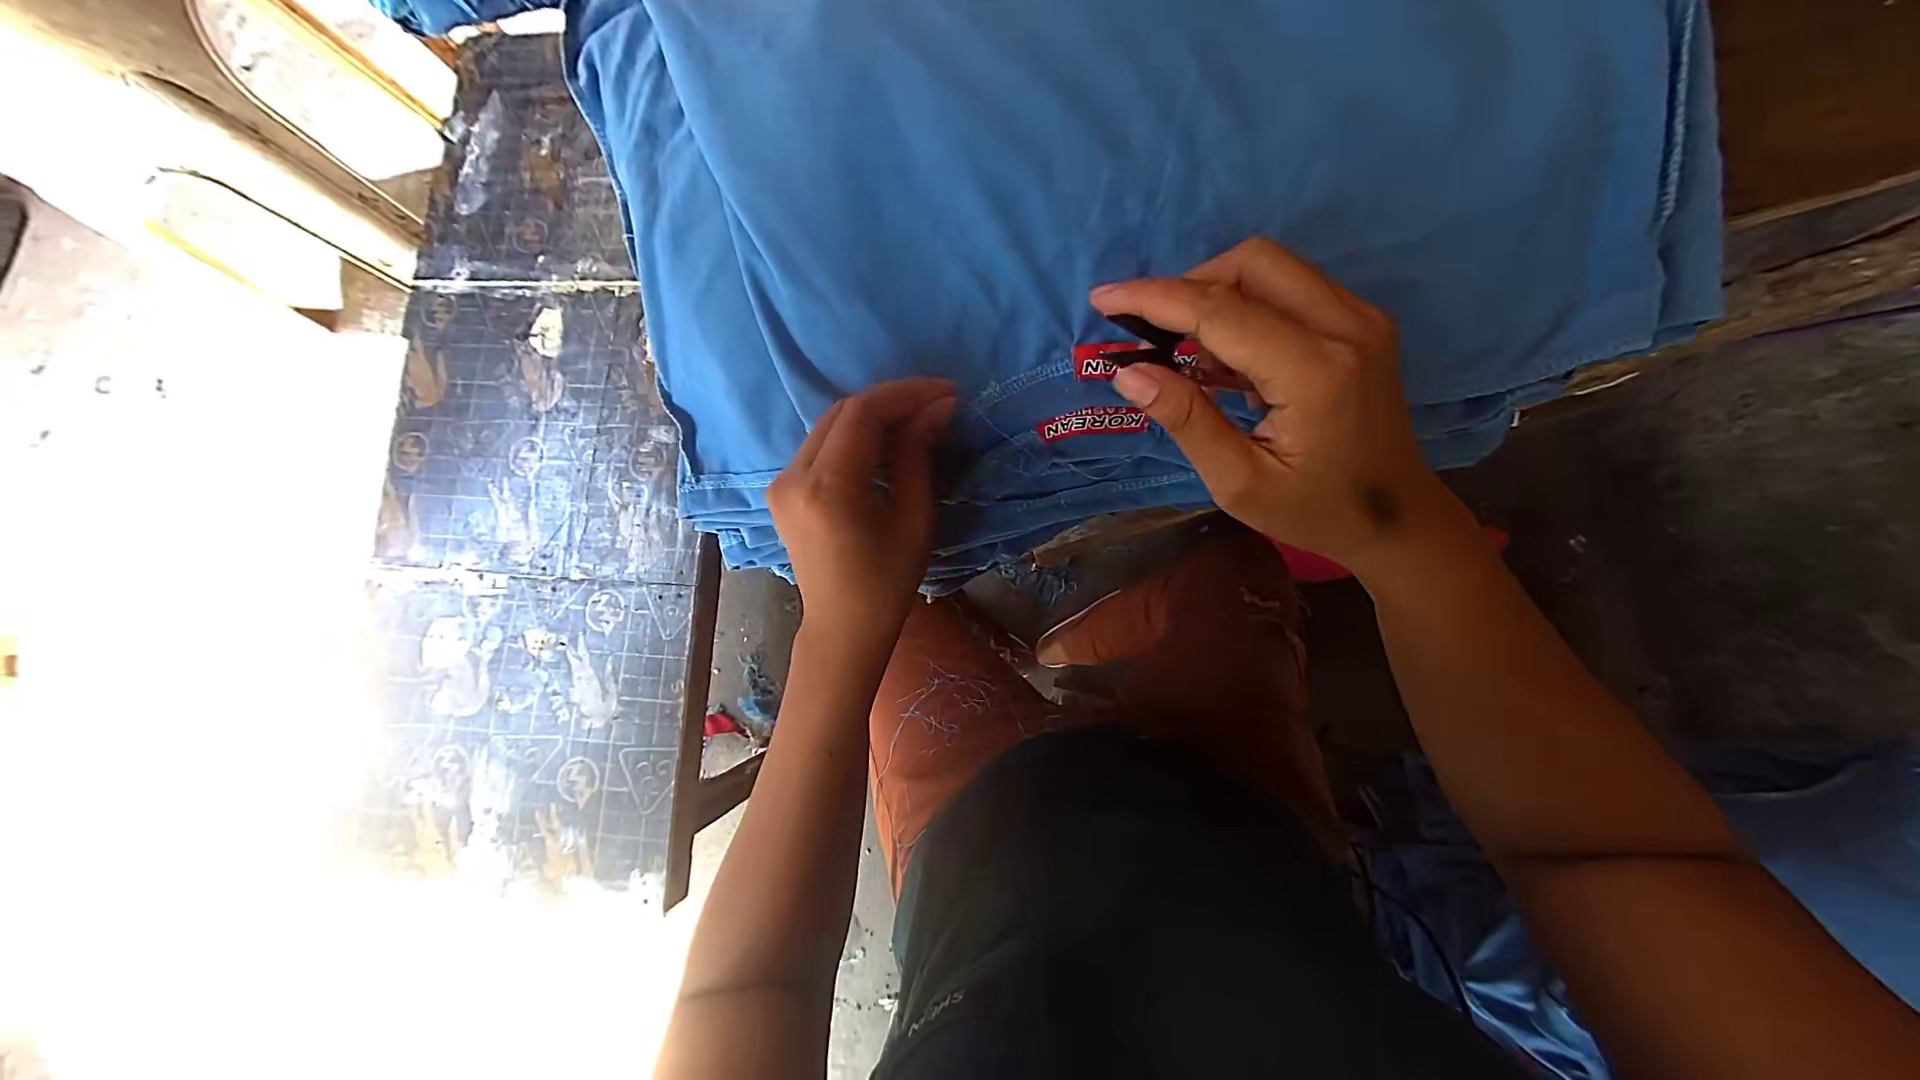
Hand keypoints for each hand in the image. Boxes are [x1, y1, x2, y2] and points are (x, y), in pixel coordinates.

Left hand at [769, 378, 957, 644]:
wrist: (843, 627)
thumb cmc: (887, 582)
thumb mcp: (913, 518)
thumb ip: (917, 455)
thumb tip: (939, 407)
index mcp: (827, 487)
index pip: (862, 413)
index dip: (907, 395)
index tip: (947, 393)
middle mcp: (793, 476)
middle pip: (842, 412)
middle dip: (892, 401)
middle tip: (936, 404)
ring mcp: (781, 482)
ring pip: (829, 425)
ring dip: (874, 416)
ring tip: (917, 420)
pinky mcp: (782, 489)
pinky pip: (820, 445)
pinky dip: (854, 436)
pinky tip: (885, 442)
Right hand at [1091, 237, 1466, 571]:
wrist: (1396, 518)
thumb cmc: (1314, 511)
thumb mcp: (1238, 483)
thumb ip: (1186, 421)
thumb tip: (1128, 373)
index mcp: (1314, 372)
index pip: (1220, 310)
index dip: (1154, 299)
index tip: (1102, 300)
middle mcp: (1345, 326)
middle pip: (1250, 264)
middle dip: (1186, 286)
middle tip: (1146, 331)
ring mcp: (1359, 319)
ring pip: (1270, 268)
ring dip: (1212, 293)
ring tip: (1181, 350)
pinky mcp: (1358, 323)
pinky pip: (1288, 288)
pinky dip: (1241, 307)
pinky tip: (1221, 358)